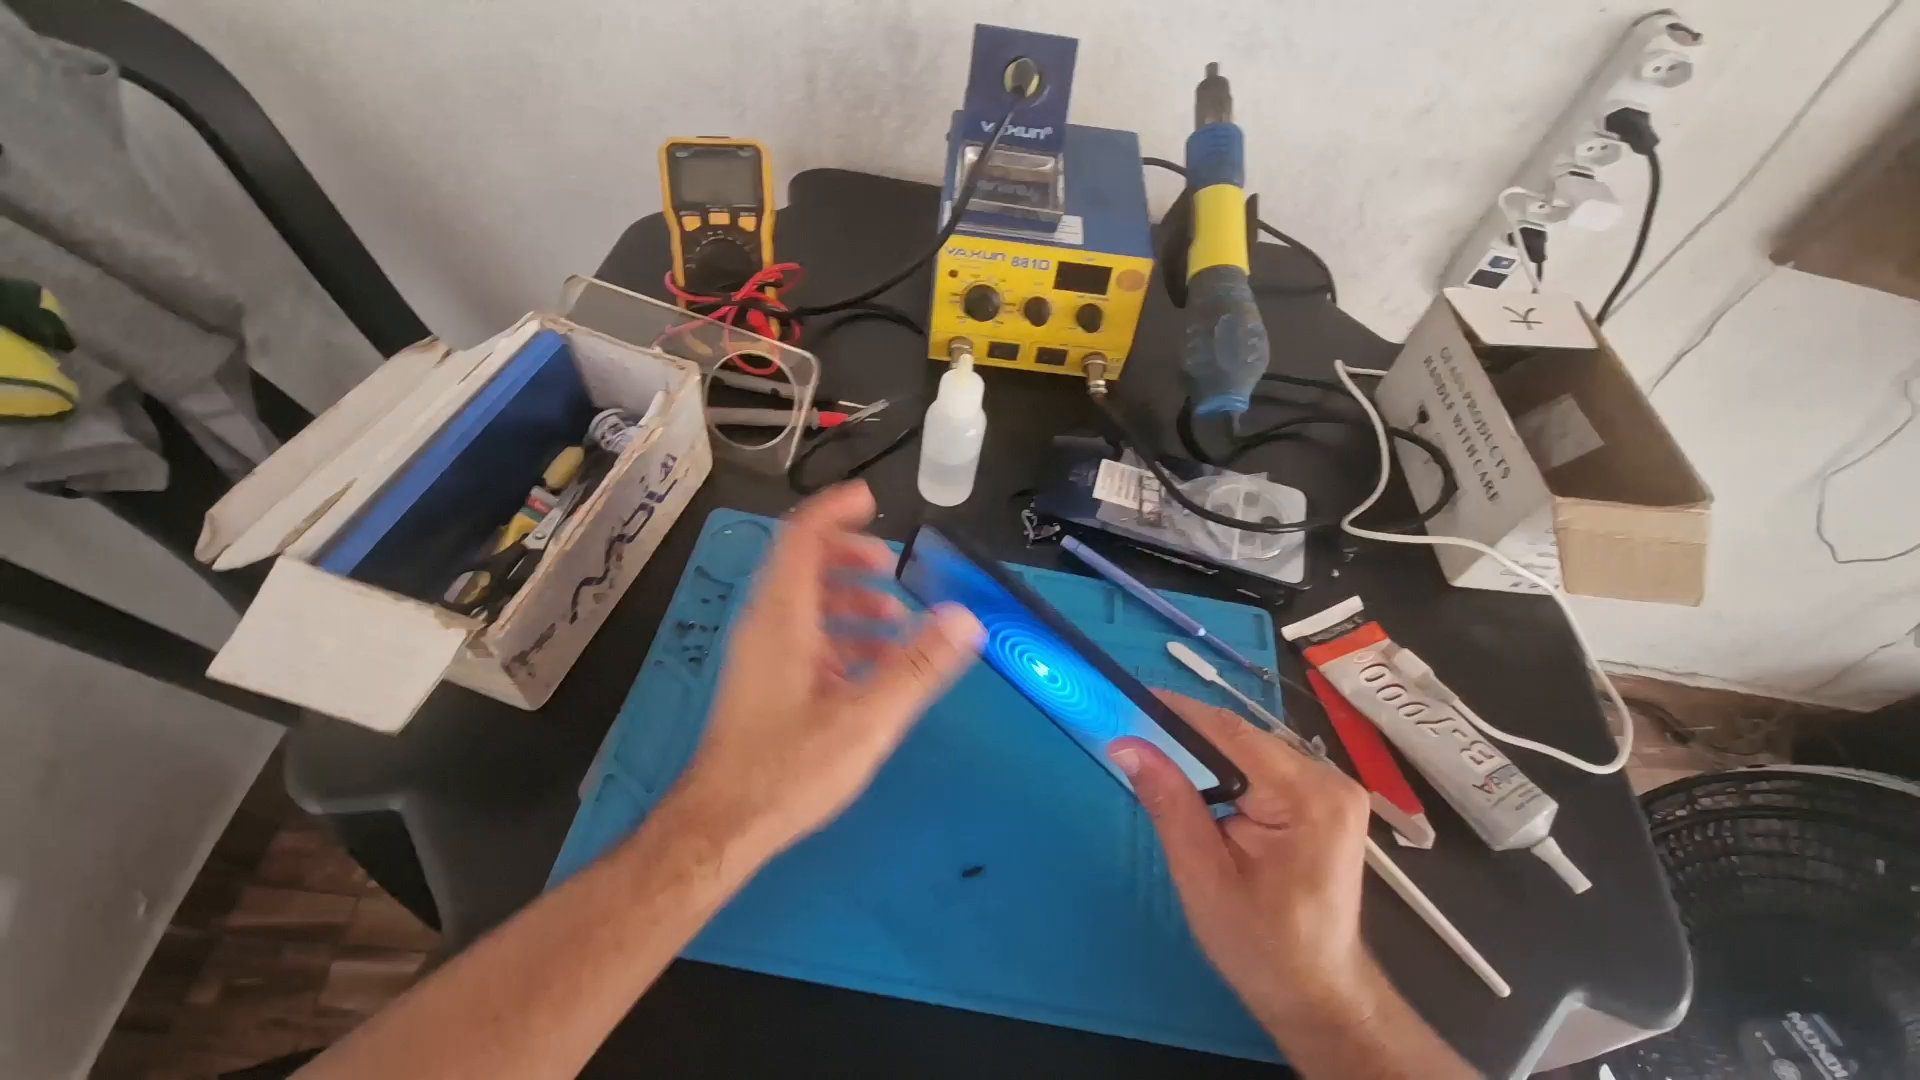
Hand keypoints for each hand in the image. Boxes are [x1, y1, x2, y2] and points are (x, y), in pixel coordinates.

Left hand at [666, 483, 983, 862]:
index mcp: (783, 619)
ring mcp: (762, 656)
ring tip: (898, 623)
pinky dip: (841, 636)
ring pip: (806, 605)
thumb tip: (966, 619)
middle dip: (852, 558)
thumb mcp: (866, 718)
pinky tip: (873, 668)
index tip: (871, 500)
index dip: (834, 511)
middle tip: (895, 569)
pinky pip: (804, 638)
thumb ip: (918, 667)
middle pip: (804, 566)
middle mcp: (766, 626)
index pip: (801, 538)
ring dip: (852, 601)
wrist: (723, 827)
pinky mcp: (765, 684)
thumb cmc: (790, 769)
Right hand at [1109, 691, 1373, 1027]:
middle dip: (1186, 733)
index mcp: (1309, 798)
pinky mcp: (1324, 799)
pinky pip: (1264, 766)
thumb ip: (1169, 803)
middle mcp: (1329, 780)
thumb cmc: (1260, 946)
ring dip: (1204, 750)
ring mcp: (1332, 787)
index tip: (1128, 701)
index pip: (1231, 733)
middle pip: (1243, 736)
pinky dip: (1226, 768)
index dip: (1177, 712)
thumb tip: (1127, 745)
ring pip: (1251, 747)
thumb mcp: (1203, 876)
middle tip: (1131, 732)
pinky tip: (1195, 780)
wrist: (1318, 994)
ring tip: (1154, 752)